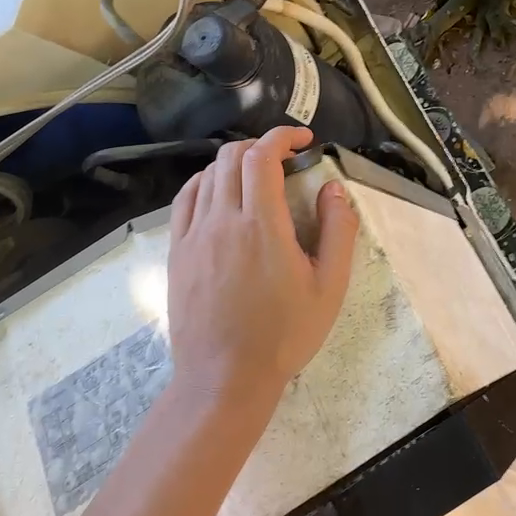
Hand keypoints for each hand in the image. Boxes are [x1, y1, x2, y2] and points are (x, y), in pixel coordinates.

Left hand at [167, 127, 359, 397]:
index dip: (283, 136)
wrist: (224, 380)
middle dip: (261, 145)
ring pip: (208, 174)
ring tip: (256, 177)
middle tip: (285, 160)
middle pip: (232, 156)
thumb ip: (338, 230)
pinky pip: (185, 200)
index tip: (304, 140)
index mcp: (262, 225)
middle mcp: (223, 220)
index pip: (263, 155)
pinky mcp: (177, 253)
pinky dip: (205, 183)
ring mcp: (194, 236)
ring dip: (234, 163)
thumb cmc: (284, 334)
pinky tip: (220, 194)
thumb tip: (332, 188)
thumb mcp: (329, 287)